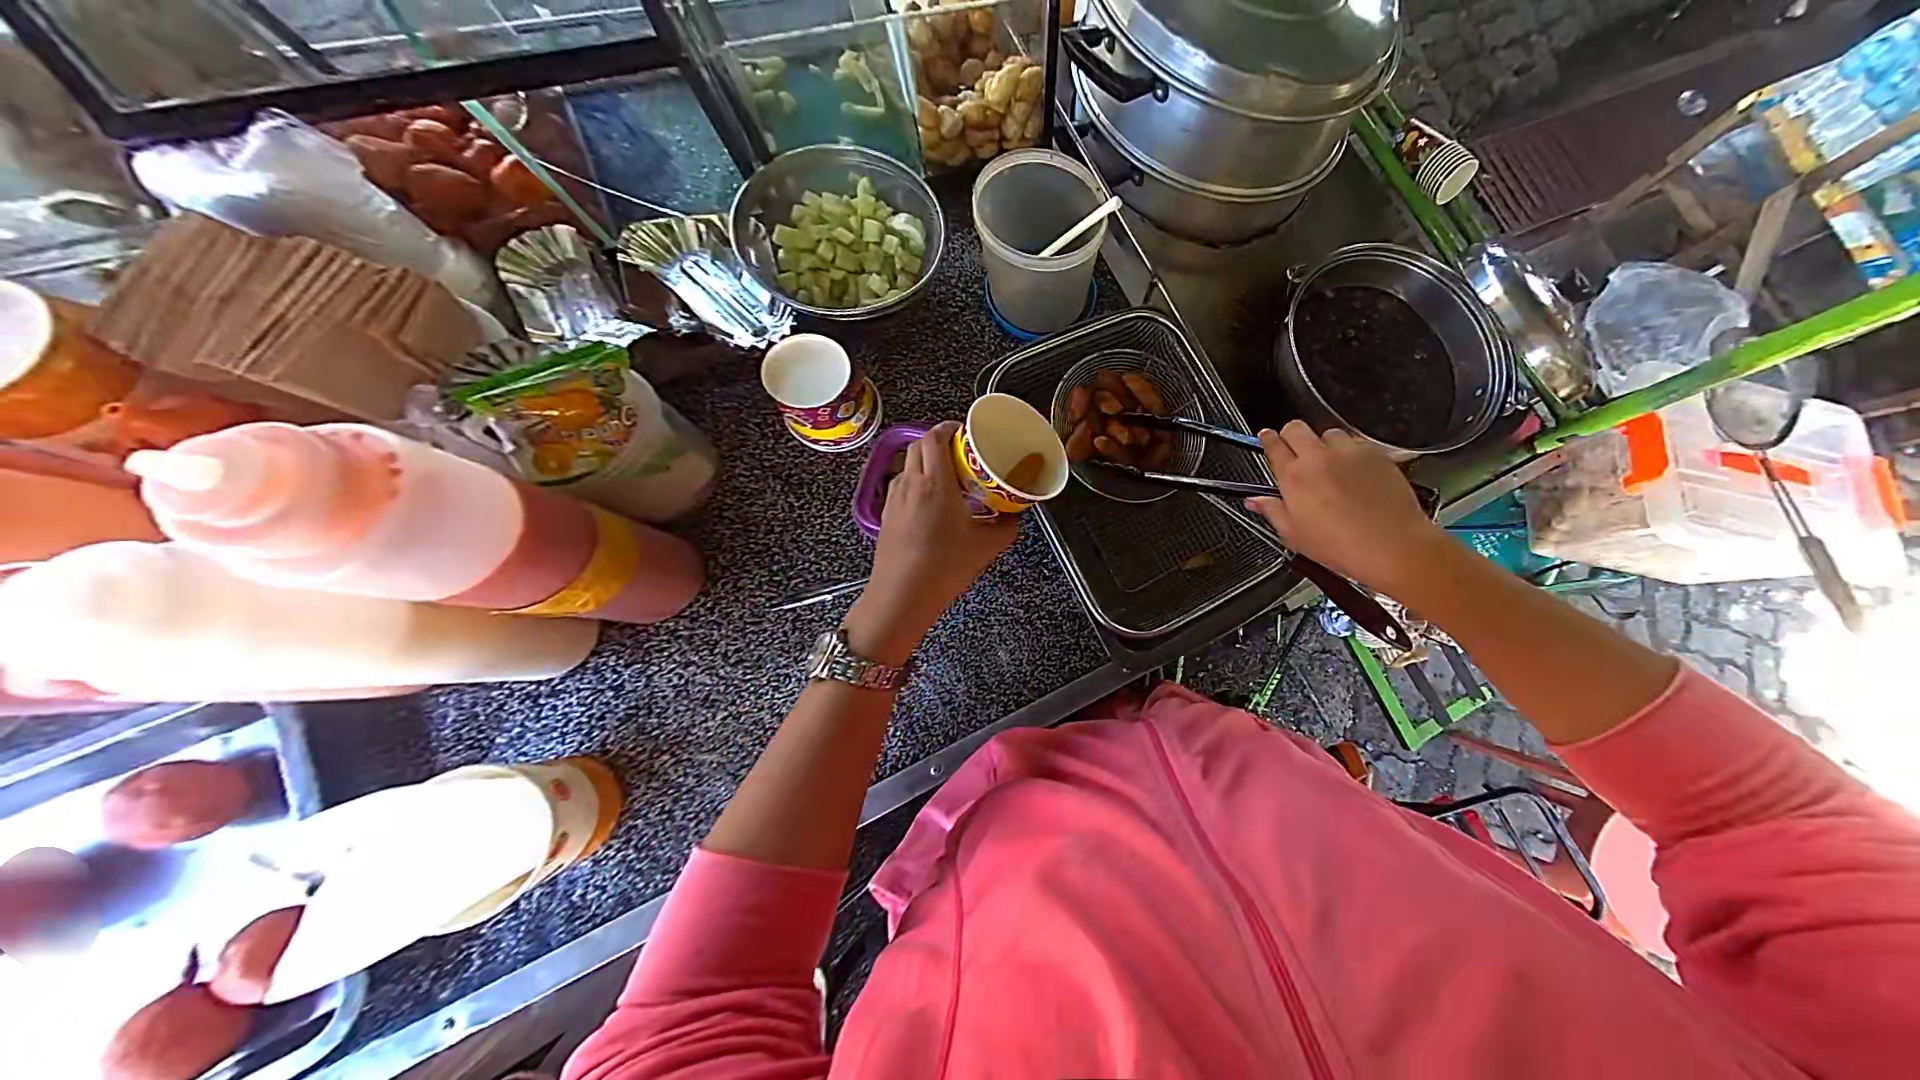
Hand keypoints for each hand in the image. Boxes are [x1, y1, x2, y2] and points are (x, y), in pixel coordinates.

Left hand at [846, 421, 1020, 664]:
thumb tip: (1015, 517)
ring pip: (909, 466)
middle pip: (919, 446)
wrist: (902, 596)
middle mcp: (910, 485)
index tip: (965, 432)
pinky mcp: (887, 516)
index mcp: (935, 483)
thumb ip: (1007, 526)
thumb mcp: (986, 546)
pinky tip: (933, 506)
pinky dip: (917, 485)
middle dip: (939, 443)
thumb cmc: (942, 569)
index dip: (949, 428)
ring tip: (950, 479)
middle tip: (962, 454)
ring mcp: (894, 500)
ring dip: (927, 464)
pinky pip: (902, 488)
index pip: (935, 438)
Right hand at [1244, 421, 1454, 598]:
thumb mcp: (1293, 534)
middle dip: (1291, 435)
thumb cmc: (1343, 544)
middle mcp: (1319, 458)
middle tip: (1294, 449)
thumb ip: (1271, 510)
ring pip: (1329, 433)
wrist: (1391, 545)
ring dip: (1324, 445)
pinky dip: (1351, 453)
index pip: (1273, 444)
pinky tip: (1353, 474)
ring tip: (1328, 466)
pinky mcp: (1376, 455)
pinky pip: (1357, 443)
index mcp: (1294, 476)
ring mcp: (1349, 453)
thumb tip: (1255, 501)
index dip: (1267, 439)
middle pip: (1296, 428)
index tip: (1267, 439)